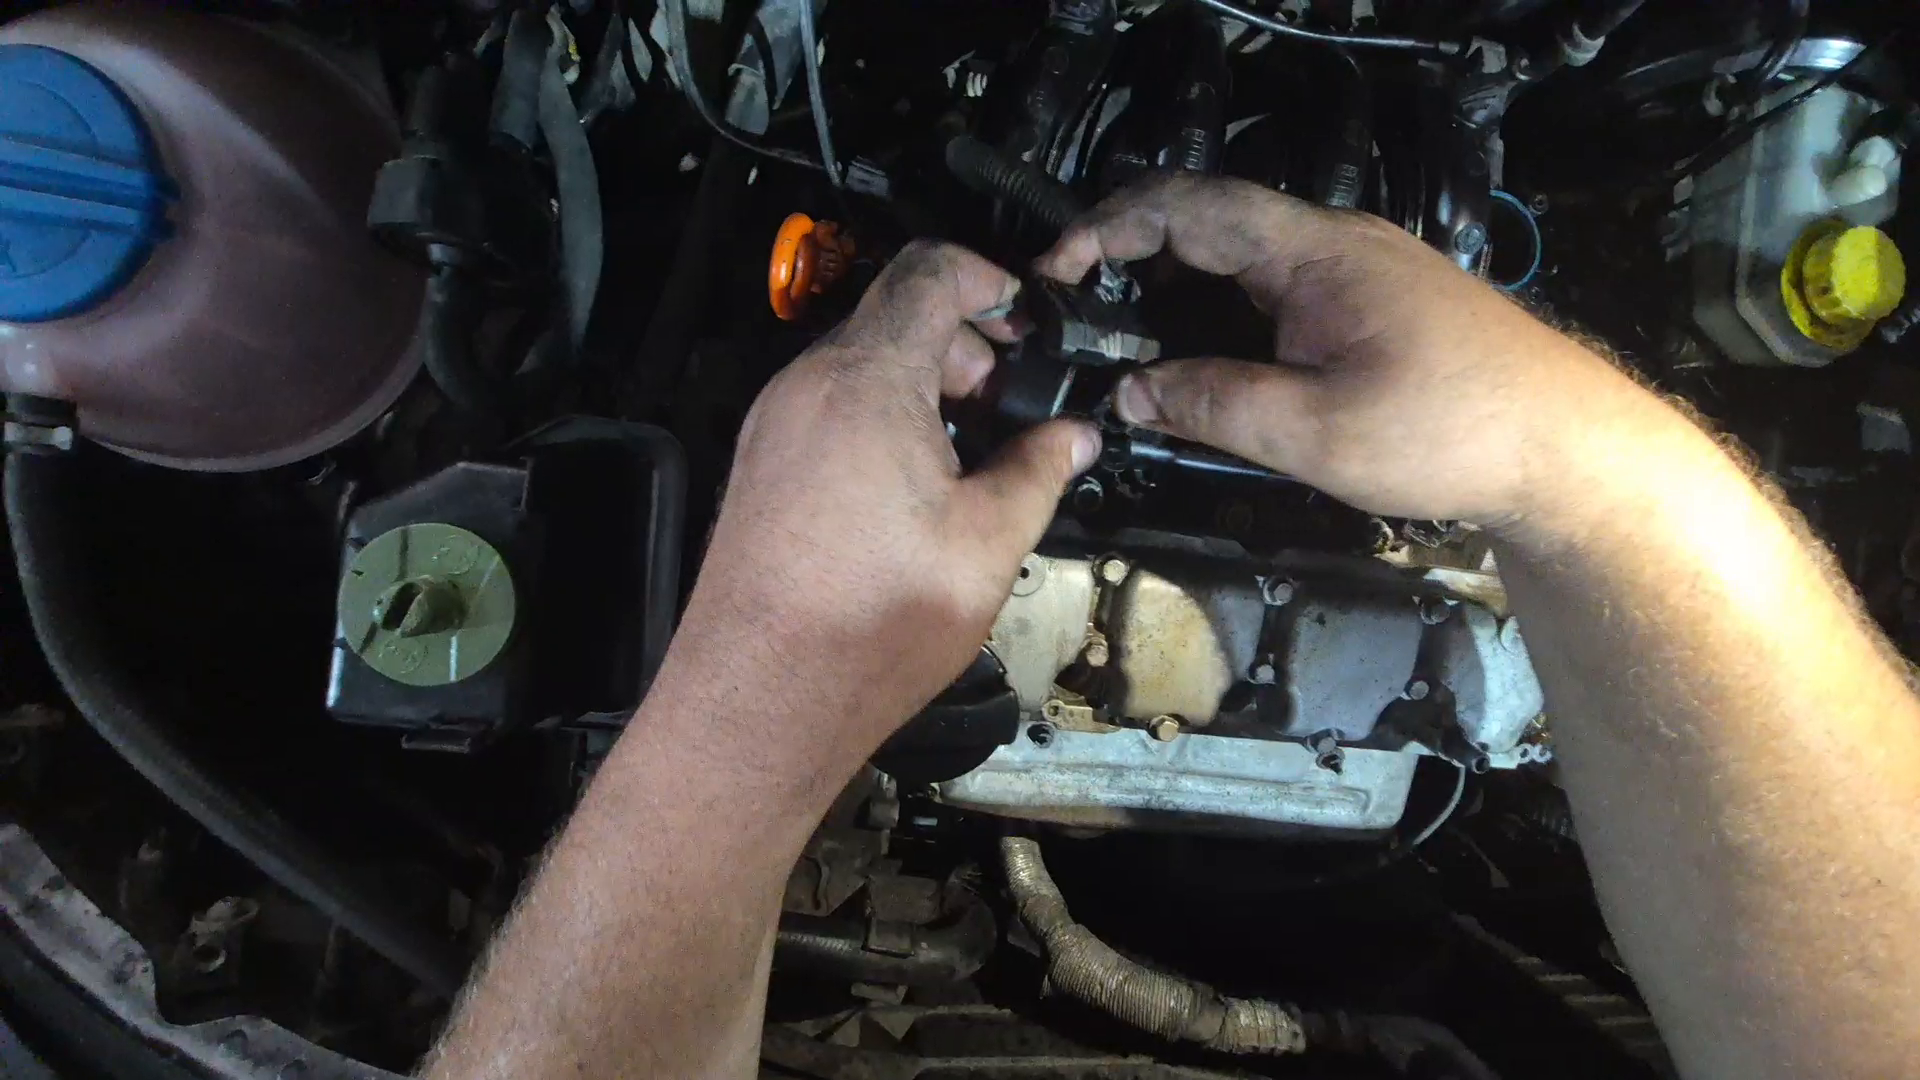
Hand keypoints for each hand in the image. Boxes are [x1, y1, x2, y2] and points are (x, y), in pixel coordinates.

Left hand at [669, 241, 1099, 754]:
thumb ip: (1039, 470)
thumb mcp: (987, 543)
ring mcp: (775, 424)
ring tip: (966, 452)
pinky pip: (831, 406)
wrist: (760, 699)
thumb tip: (1075, 436)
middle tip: (1006, 404)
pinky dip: (882, 415)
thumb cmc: (873, 624)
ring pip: (862, 363)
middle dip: (963, 345)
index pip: (930, 273)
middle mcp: (806, 386)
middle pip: (895, 316)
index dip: (989, 277)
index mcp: (867, 382)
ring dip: (923, 384)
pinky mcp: (762, 464)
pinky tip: (913, 482)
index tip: (1024, 317)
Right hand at [1037, 174, 1658, 531]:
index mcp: (1314, 254)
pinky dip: (1204, 301)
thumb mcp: (1315, 433)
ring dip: (1163, 274)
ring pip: (1232, 250)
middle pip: (1206, 216)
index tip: (1054, 270)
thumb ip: (1212, 404)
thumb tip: (1126, 393)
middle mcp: (1328, 243)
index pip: (1190, 207)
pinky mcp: (1355, 302)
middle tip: (1070, 296)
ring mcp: (1346, 270)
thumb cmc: (1448, 434)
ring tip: (1110, 321)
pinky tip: (1185, 344)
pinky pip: (1260, 283)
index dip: (1110, 228)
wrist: (1565, 450)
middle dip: (1126, 245)